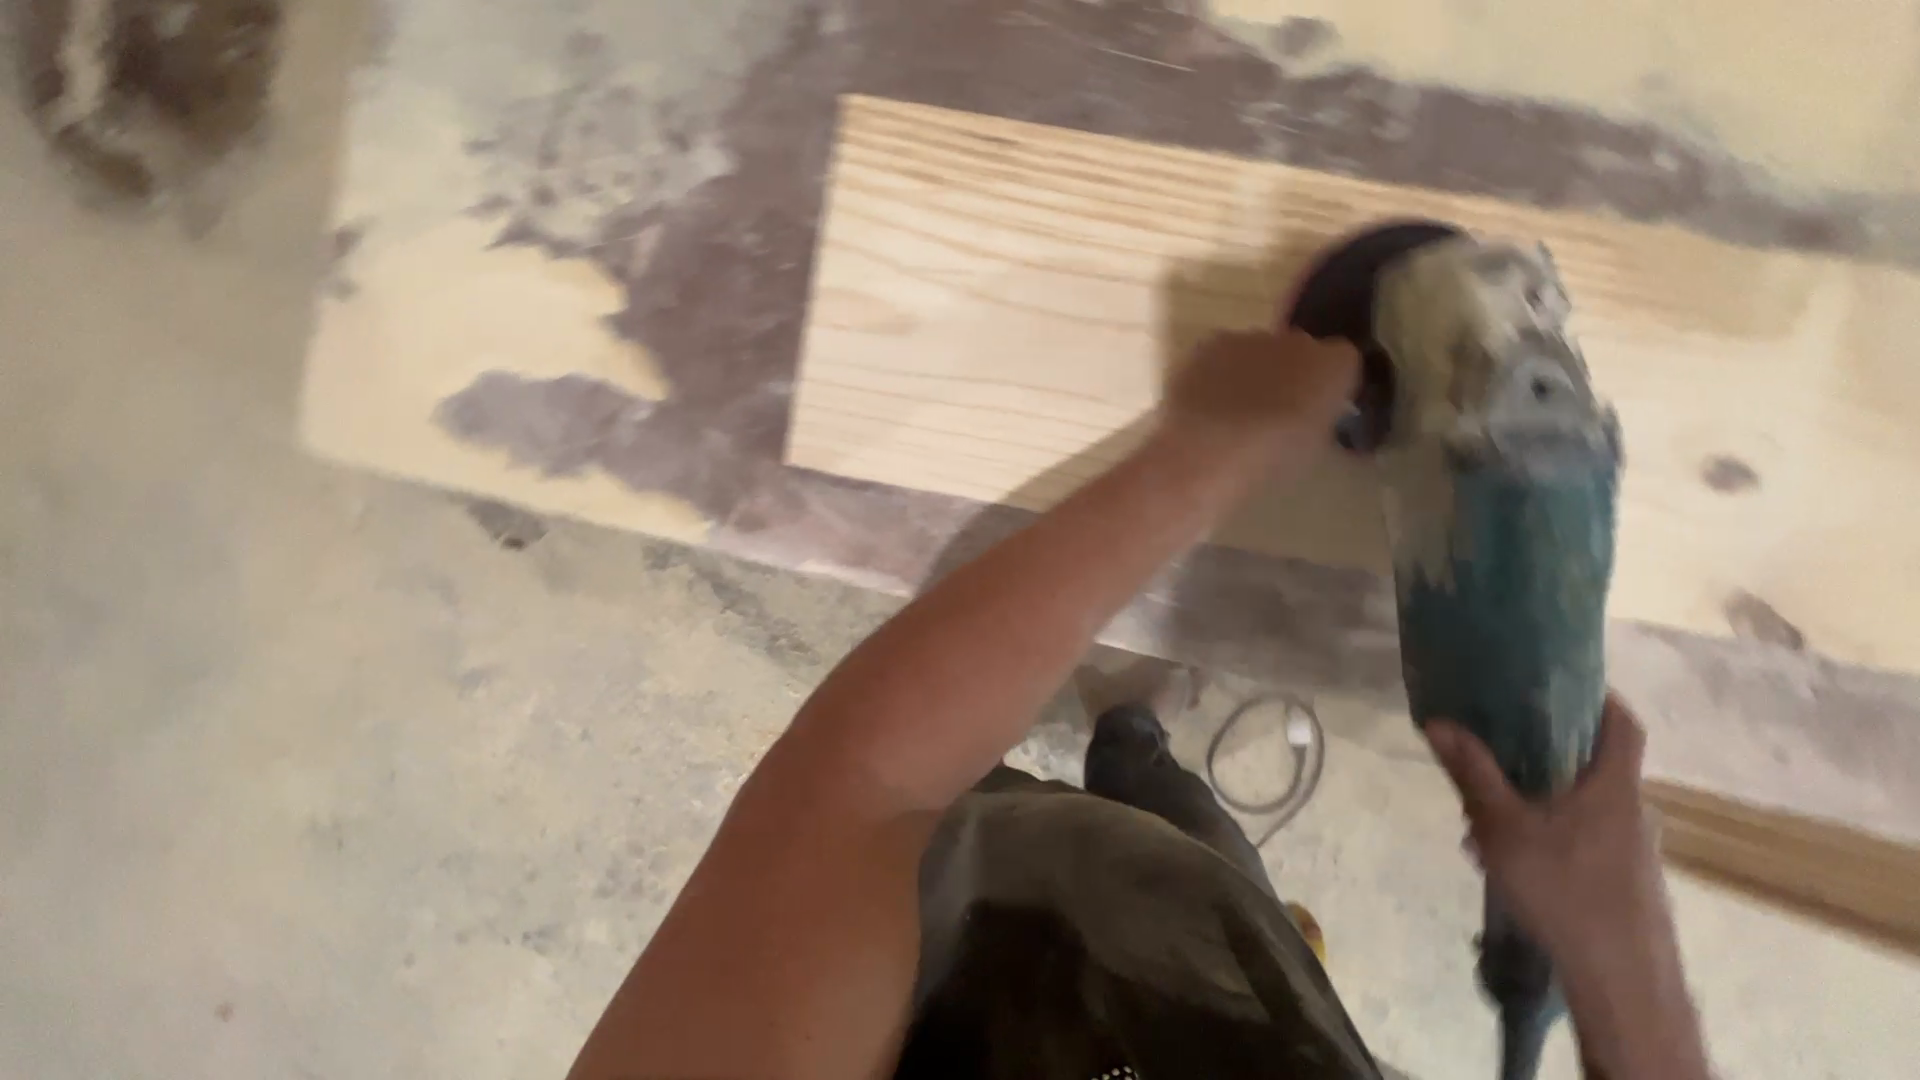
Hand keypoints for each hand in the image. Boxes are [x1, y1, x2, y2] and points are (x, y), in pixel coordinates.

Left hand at [1162, 329, 1358, 451]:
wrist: (1203, 451)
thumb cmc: (1265, 460)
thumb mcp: (1311, 449)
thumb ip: (1318, 419)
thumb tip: (1308, 414)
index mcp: (1334, 366)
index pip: (1341, 362)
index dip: (1326, 385)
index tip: (1313, 409)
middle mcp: (1297, 341)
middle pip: (1298, 351)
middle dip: (1287, 375)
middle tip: (1269, 413)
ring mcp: (1250, 338)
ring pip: (1256, 351)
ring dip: (1249, 372)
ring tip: (1227, 413)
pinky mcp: (1208, 343)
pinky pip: (1219, 354)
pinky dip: (1214, 373)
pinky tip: (1200, 403)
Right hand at [1424, 697, 1668, 982]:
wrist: (1621, 978)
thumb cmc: (1565, 887)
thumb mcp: (1503, 825)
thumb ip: (1472, 772)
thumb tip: (1437, 721)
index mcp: (1611, 786)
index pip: (1622, 724)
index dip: (1598, 696)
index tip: (1561, 680)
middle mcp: (1629, 810)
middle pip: (1589, 763)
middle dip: (1538, 754)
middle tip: (1492, 750)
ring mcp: (1629, 848)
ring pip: (1576, 804)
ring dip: (1531, 800)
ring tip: (1482, 816)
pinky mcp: (1622, 880)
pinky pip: (1577, 836)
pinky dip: (1541, 832)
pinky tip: (1503, 859)